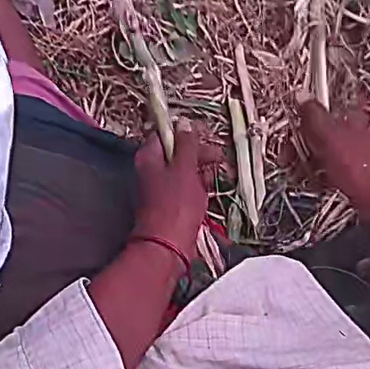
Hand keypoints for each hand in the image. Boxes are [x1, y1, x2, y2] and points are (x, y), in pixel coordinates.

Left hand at [132, 122, 221, 252]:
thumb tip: (185, 123)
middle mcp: (153, 171)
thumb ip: (187, 144)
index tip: (207, 138)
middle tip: (219, 158)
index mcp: (149, 157)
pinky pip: (188, 189)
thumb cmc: (176, 204)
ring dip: (203, 171)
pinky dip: (200, 187)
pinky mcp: (173, 204)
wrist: (169, 245)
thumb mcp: (184, 168)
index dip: (187, 134)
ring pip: (185, 171)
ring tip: (219, 174)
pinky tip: (211, 190)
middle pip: (178, 153)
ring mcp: (163, 189)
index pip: (167, 134)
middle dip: (200, 154)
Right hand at [295, 94, 369, 216]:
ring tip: (301, 175)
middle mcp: (348, 132)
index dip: (298, 126)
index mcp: (346, 117)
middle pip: (313, 135)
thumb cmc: (360, 167)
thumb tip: (301, 95)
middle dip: (298, 149)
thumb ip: (313, 116)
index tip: (289, 139)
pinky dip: (316, 176)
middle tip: (289, 160)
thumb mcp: (329, 136)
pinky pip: (323, 170)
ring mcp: (348, 153)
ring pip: (317, 154)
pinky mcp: (347, 171)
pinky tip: (314, 183)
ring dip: (304, 165)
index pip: (314, 113)